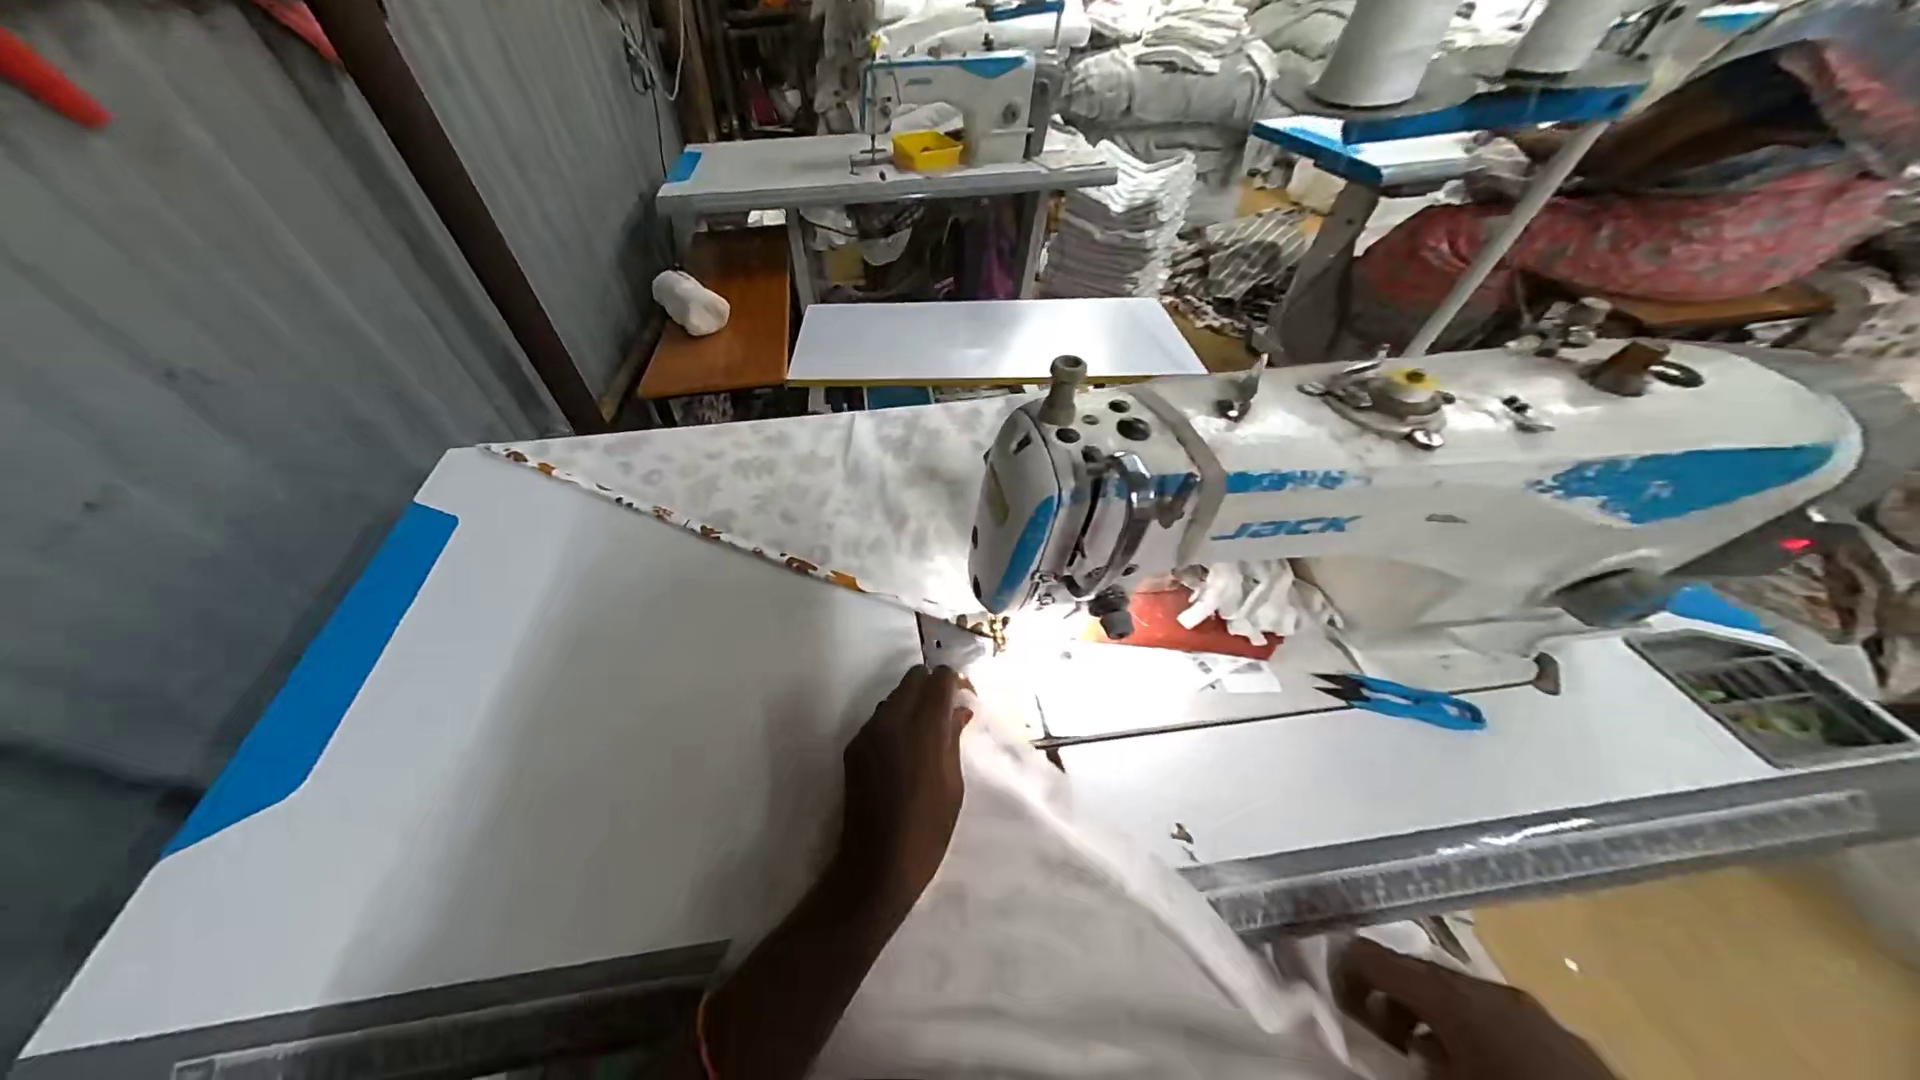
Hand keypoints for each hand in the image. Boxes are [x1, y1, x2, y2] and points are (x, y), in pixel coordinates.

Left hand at [834, 665, 972, 911]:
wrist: (876, 865)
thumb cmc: (927, 829)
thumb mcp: (953, 784)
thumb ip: (953, 738)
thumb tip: (959, 710)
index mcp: (922, 728)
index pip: (938, 679)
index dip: (954, 683)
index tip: (964, 699)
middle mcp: (891, 720)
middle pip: (913, 678)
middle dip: (932, 687)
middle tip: (948, 712)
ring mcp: (868, 732)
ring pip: (894, 697)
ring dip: (913, 703)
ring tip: (928, 733)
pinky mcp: (853, 747)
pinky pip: (879, 719)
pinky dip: (896, 721)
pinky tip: (905, 750)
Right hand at [1336, 938, 1617, 1079]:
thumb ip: (1390, 1059)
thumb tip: (1354, 1045)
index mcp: (1447, 990)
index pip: (1369, 954)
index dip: (1344, 974)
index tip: (1334, 1006)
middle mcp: (1485, 984)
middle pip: (1416, 973)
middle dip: (1390, 1001)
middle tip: (1380, 1041)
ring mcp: (1531, 1009)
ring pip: (1459, 996)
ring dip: (1433, 1020)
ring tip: (1428, 1062)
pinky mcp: (1566, 1039)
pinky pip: (1500, 1020)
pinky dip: (1475, 1035)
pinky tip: (1478, 1069)